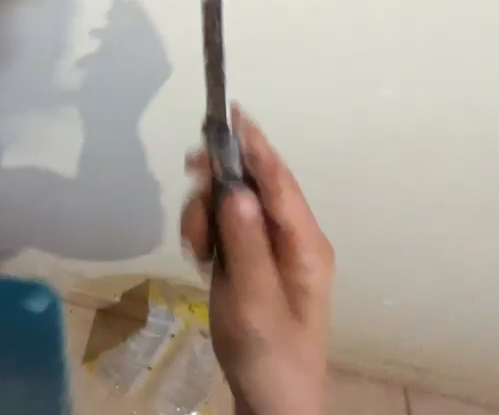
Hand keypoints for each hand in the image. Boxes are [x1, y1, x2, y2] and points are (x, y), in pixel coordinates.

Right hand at [182, 105, 333, 414]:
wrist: (270, 400)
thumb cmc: (270, 353)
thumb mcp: (254, 300)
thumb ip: (246, 242)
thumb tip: (236, 187)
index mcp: (304, 243)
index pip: (278, 179)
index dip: (254, 144)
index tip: (231, 112)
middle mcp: (290, 235)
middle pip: (248, 183)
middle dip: (214, 189)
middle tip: (193, 216)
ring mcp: (269, 244)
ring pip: (229, 200)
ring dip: (204, 215)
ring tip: (197, 251)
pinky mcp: (250, 254)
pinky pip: (222, 221)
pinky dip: (204, 229)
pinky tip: (201, 256)